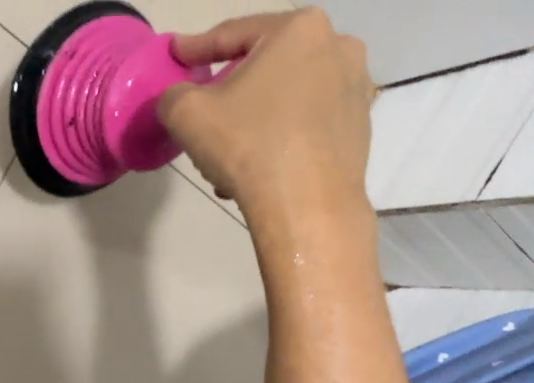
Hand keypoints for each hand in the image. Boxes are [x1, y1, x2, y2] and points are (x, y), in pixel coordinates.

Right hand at [159, 9, 374, 218]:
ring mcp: (355, 84)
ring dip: (255, 116)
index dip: (197, 46)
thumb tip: (177, 97)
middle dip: (232, 88)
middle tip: (205, 113)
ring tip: (229, 154)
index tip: (176, 53)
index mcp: (298, 29)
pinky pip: (307, 121)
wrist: (306, 203)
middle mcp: (337, 45)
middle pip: (266, 64)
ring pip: (287, 95)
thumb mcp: (187, 115)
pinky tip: (259, 167)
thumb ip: (172, 95)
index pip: (235, 33)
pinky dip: (280, 136)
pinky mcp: (360, 123)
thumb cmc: (247, 146)